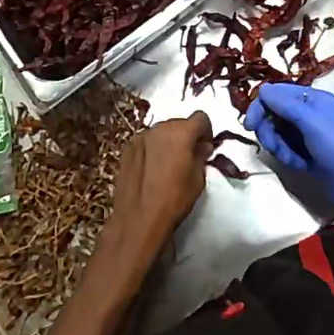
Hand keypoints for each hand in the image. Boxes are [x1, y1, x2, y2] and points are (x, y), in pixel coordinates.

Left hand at [96, 112, 211, 277]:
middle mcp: (159, 128)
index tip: (205, 147)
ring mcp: (140, 136)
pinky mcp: (127, 147)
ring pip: (161, 131)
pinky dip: (153, 148)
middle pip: (179, 123)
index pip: (200, 117)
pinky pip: (146, 141)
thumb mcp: (197, 180)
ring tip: (168, 164)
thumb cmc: (174, 199)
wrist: (139, 217)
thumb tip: (202, 146)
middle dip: (187, 136)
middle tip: (188, 157)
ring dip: (168, 141)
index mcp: (181, 133)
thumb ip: (201, 156)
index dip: (206, 131)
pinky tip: (152, 168)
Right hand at [245, 83, 333, 250]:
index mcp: (313, 99)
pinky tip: (300, 166)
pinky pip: (286, 149)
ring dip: (278, 146)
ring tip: (292, 159)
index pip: (274, 93)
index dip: (260, 107)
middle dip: (268, 130)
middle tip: (274, 146)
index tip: (250, 126)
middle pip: (272, 113)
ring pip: (277, 133)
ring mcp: (309, 135)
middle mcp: (309, 113)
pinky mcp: (308, 155)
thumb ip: (285, 104)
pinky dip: (288, 157)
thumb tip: (262, 91)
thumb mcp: (312, 122)